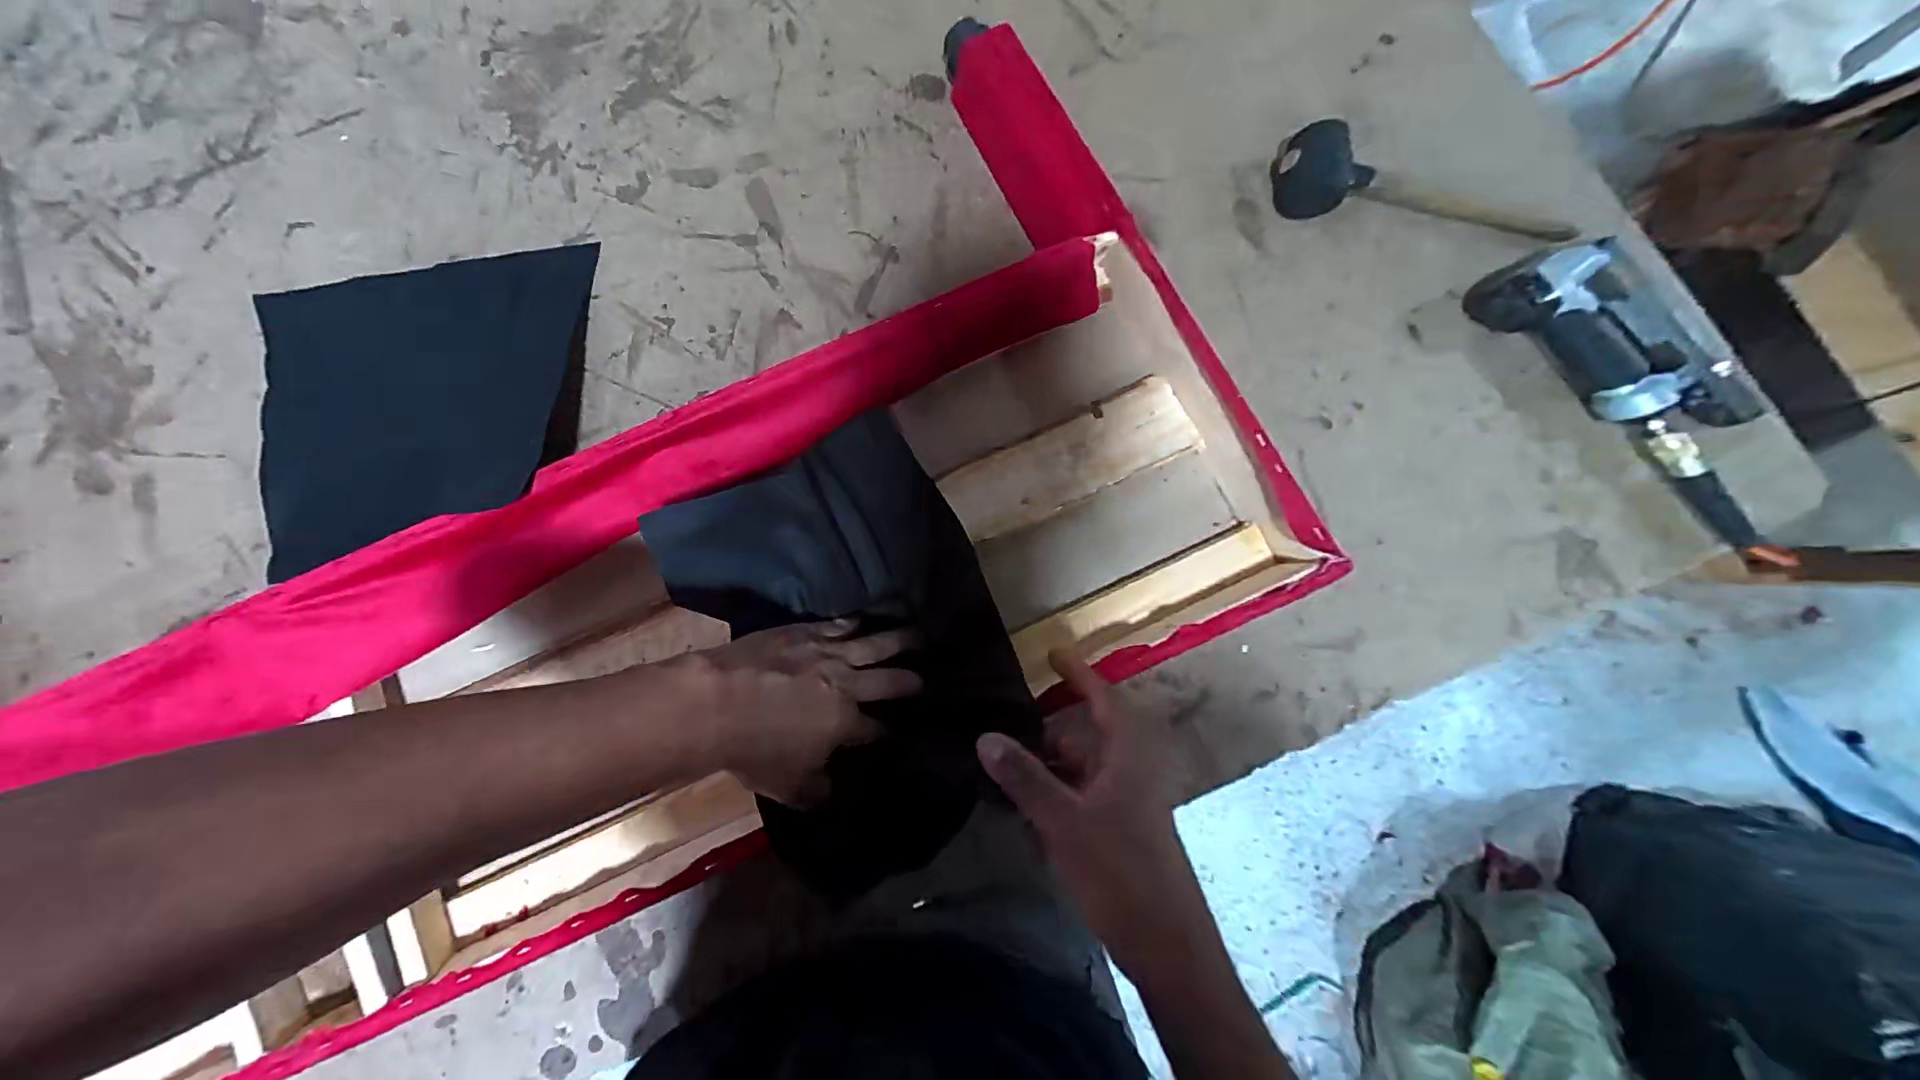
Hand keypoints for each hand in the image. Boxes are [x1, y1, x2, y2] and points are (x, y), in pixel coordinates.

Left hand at [677, 619, 921, 804]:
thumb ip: (818, 791)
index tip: (900, 732)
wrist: (716, 701)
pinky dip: (854, 623)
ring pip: (873, 644)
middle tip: (926, 679)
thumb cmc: (753, 749)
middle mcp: (847, 684)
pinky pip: (838, 624)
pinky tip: (863, 620)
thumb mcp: (788, 786)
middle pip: (888, 681)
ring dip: (899, 641)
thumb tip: (833, 790)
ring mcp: (827, 653)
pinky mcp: (805, 631)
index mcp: (846, 722)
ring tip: (919, 635)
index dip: (890, 732)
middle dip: (910, 682)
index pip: (878, 729)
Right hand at [976, 650, 1200, 975]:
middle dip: (1045, 732)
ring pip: (1080, 770)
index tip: (1051, 653)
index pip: (1103, 698)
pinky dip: (1055, 797)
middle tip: (1002, 731)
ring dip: (1046, 769)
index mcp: (1127, 756)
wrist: (1167, 946)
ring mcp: (1127, 804)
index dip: (1079, 674)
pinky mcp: (1120, 832)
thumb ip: (1025, 778)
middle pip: (1085, 736)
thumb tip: (986, 736)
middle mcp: (1130, 771)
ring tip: (1002, 772)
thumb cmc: (1121, 872)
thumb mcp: (1064, 822)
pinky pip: (1081, 799)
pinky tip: (1024, 814)